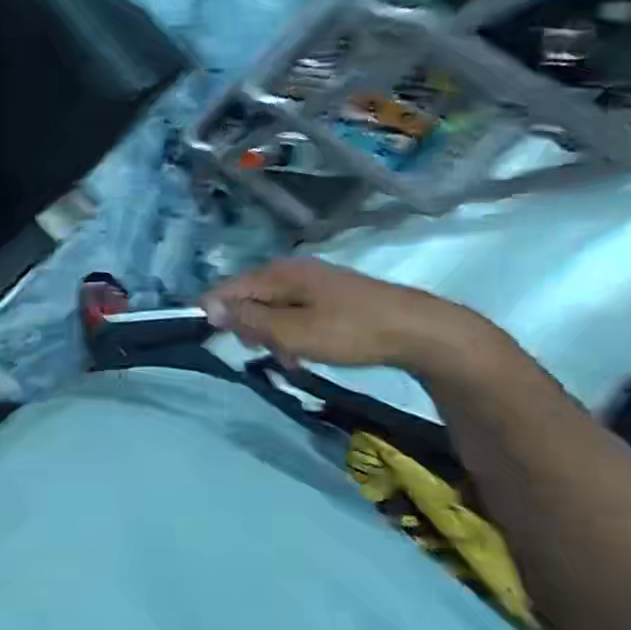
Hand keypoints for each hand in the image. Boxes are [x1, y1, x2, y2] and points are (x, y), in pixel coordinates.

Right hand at [199, 258, 504, 378]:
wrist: (422, 331)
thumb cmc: (352, 331)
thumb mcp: (294, 333)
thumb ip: (250, 321)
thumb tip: (208, 308)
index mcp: (278, 273)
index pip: (228, 288)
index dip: (214, 312)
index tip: (213, 340)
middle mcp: (291, 270)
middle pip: (248, 296)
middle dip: (247, 326)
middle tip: (262, 354)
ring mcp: (313, 280)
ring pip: (272, 306)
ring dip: (271, 333)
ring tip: (288, 359)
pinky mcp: (331, 294)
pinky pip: (294, 311)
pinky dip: (291, 331)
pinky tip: (306, 351)